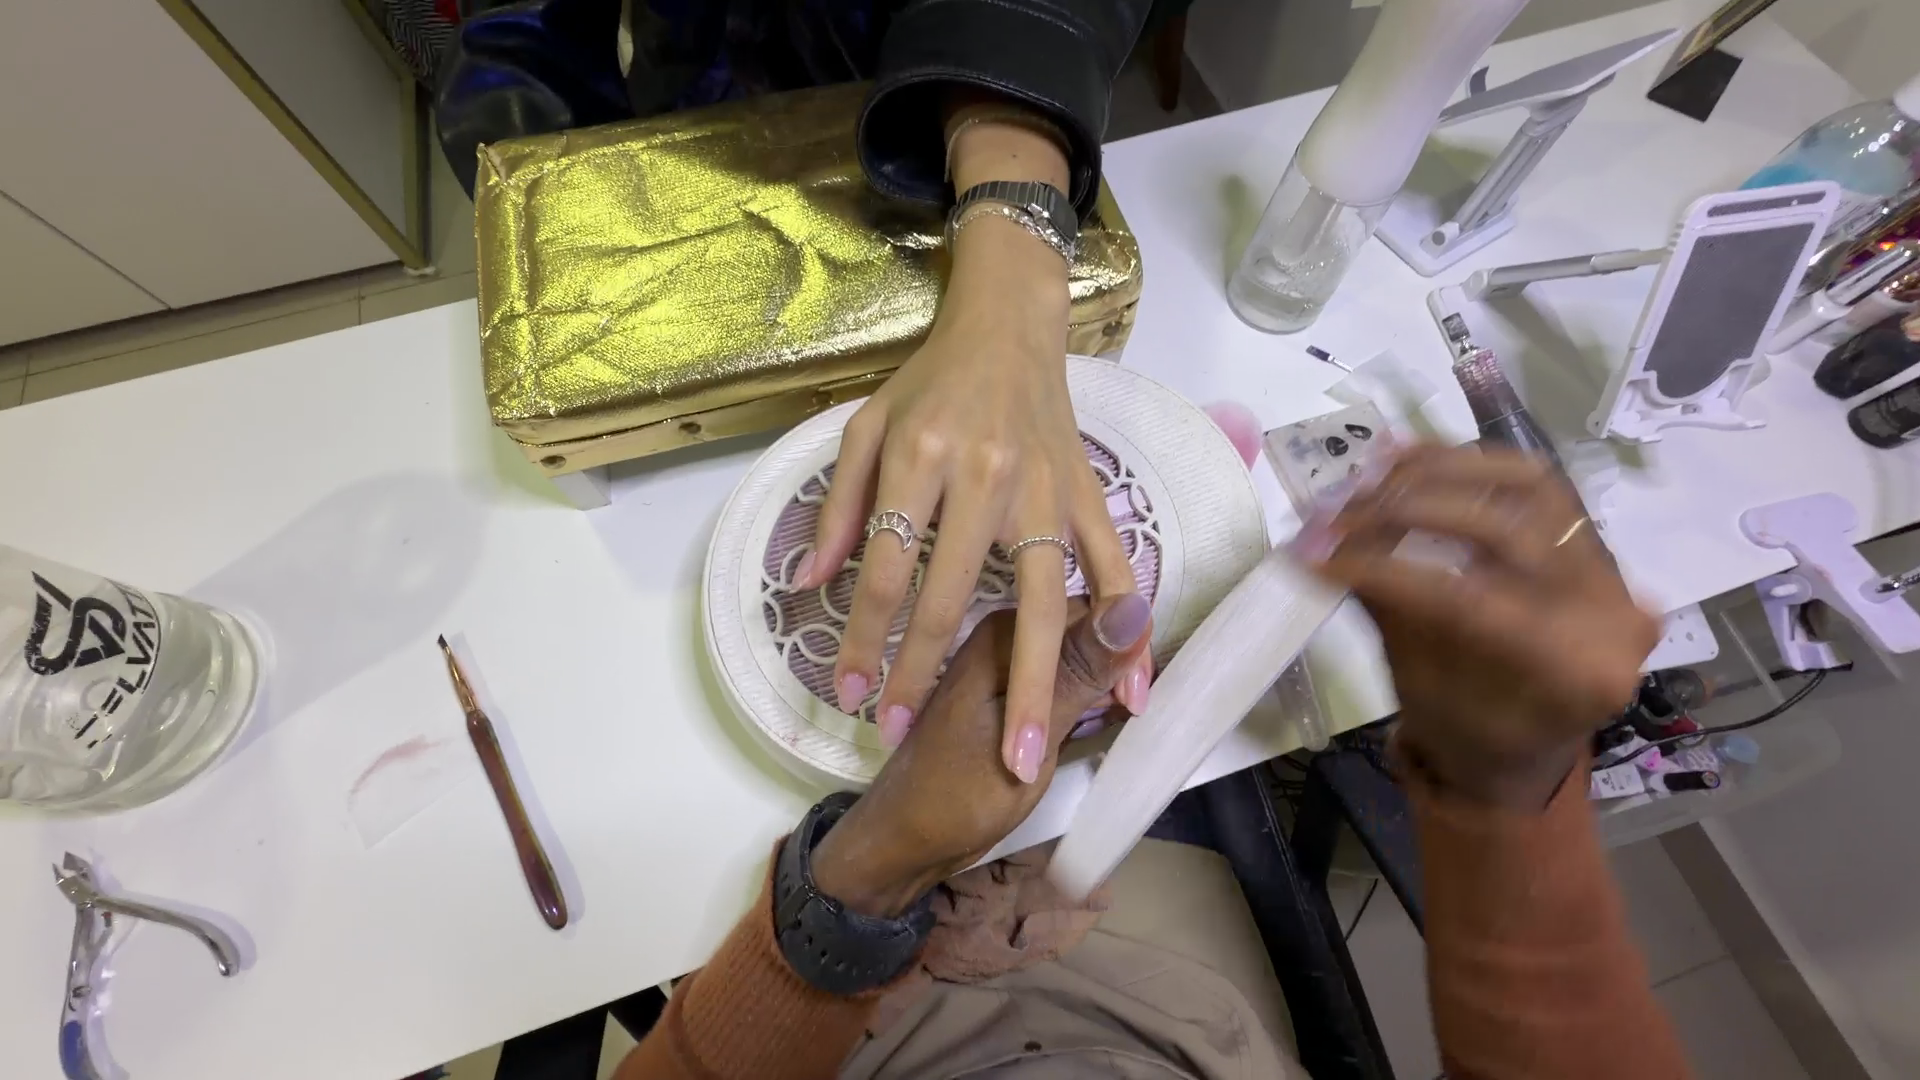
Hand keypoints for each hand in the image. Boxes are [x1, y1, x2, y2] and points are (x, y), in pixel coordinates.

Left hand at [794, 112, 1146, 783]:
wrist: (1009, 326)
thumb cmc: (931, 379)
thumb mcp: (866, 425)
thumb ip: (840, 505)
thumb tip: (810, 581)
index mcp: (921, 457)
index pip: (887, 567)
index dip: (864, 638)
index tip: (851, 695)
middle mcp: (988, 478)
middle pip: (956, 595)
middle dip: (925, 672)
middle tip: (906, 736)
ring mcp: (1047, 490)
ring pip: (1042, 600)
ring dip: (1033, 684)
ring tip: (1021, 758)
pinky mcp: (1087, 495)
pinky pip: (1114, 569)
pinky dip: (1126, 632)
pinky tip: (1131, 691)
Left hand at [810, 593, 1150, 915]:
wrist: (905, 838)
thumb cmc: (959, 791)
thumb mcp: (1030, 735)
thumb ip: (1080, 671)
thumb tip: (1133, 605)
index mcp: (1002, 630)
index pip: (1088, 608)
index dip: (1125, 647)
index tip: (1140, 698)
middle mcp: (1005, 634)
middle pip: (1085, 628)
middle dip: (1119, 665)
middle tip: (1138, 712)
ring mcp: (1008, 664)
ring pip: (1078, 656)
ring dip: (1106, 683)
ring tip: (1128, 716)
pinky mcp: (1014, 693)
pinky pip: (1064, 680)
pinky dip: (1089, 698)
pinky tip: (1104, 719)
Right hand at [1304, 445, 1659, 808]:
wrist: (1516, 748)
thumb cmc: (1462, 731)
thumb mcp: (1417, 681)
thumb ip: (1383, 606)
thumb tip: (1316, 545)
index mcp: (1574, 670)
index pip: (1469, 595)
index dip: (1384, 567)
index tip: (1315, 555)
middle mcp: (1611, 610)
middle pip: (1506, 526)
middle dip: (1405, 511)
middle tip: (1335, 515)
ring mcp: (1610, 570)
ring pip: (1527, 484)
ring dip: (1435, 473)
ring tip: (1367, 477)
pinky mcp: (1588, 545)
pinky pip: (1530, 486)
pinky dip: (1461, 466)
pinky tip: (1403, 458)